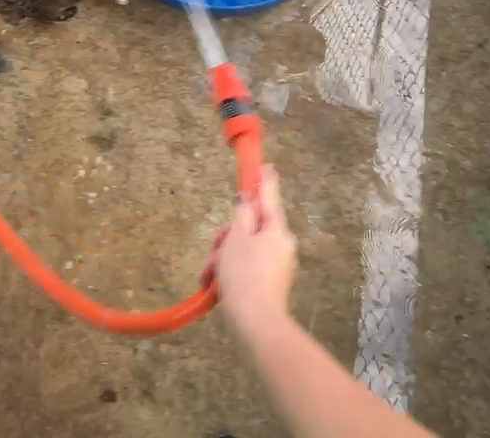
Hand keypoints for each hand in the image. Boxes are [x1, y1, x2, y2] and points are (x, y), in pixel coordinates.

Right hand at [214, 165, 296, 339]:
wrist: (256, 323)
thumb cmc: (244, 274)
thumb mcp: (236, 237)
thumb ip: (241, 214)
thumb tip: (248, 200)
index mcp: (276, 230)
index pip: (269, 197)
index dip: (263, 181)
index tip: (266, 166)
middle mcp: (281, 245)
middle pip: (250, 226)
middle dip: (226, 236)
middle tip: (215, 250)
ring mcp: (277, 266)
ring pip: (244, 248)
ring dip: (223, 257)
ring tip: (209, 275)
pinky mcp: (269, 284)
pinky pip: (246, 267)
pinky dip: (230, 272)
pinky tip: (213, 285)